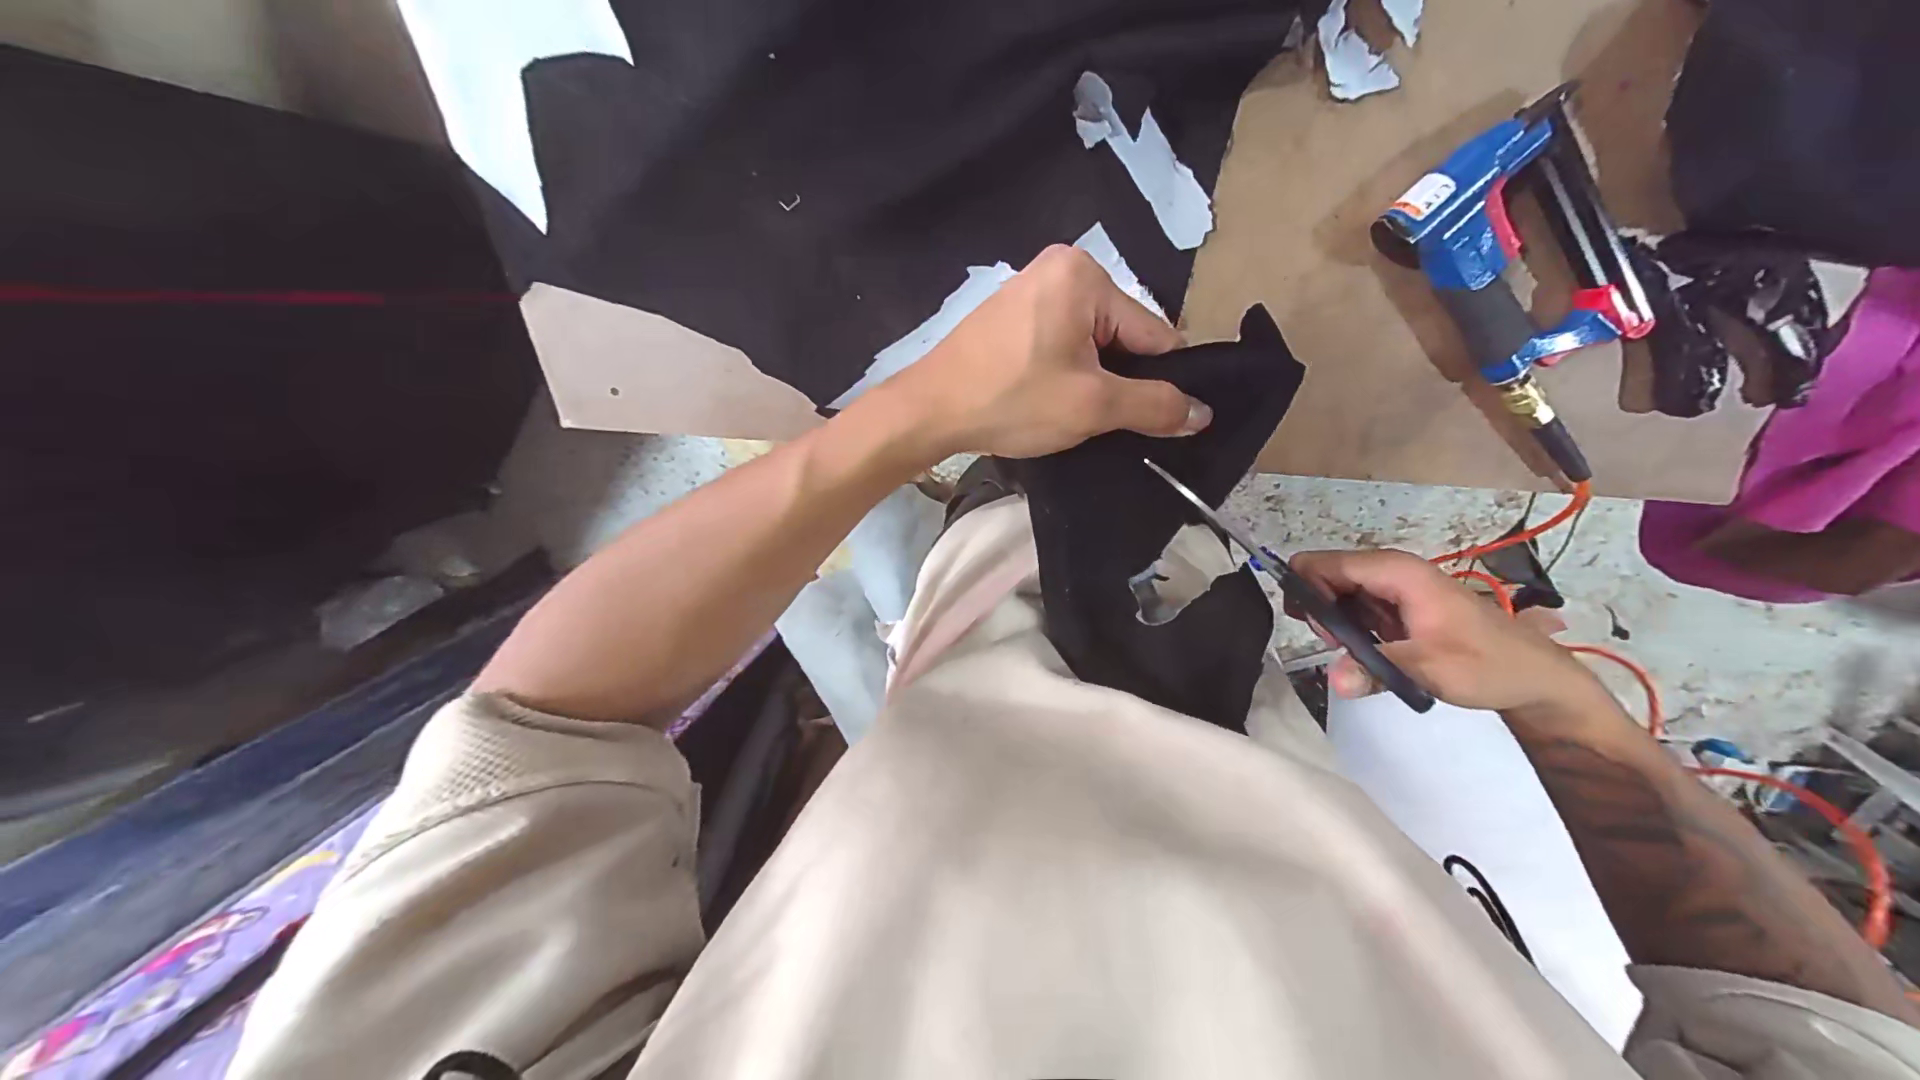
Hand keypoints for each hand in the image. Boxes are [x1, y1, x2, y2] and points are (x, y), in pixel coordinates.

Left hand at [872, 245, 1209, 459]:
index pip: (1153, 333)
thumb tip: (1203, 413)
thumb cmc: (1012, 401)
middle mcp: (1060, 268)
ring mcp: (1031, 289)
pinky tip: (1049, 400)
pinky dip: (1064, 373)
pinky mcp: (1011, 315)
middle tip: (1102, 420)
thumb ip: (1155, 406)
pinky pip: (1060, 343)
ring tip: (1072, 414)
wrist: (928, 411)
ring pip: (1090, 344)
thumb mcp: (1093, 406)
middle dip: (1119, 380)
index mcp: (1085, 275)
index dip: (1159, 380)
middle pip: (1121, 336)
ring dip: (1091, 380)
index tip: (1158, 419)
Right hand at [1289, 549, 1597, 713]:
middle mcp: (1390, 570)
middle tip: (1337, 646)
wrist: (1536, 679)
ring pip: (1334, 591)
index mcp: (1396, 571)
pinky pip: (1351, 605)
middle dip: (1317, 609)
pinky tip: (1362, 650)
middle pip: (1323, 575)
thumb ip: (1378, 670)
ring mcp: (1392, 587)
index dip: (1308, 593)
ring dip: (1330, 620)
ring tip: (1351, 651)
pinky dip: (1345, 626)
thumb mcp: (1432, 669)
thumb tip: (1336, 681)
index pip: (1321, 564)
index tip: (1323, 632)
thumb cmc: (1491, 665)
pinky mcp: (1394, 605)